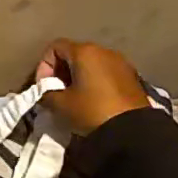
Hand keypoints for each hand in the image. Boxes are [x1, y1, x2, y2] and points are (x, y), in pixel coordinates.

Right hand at [34, 38, 149, 133]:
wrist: (132, 130)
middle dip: (61, 72)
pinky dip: (95, 82)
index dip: (44, 65)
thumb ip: (47, 94)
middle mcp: (103, 50)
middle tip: (57, 93)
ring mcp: (121, 62)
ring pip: (91, 63)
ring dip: (79, 77)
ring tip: (75, 98)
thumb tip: (46, 92)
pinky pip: (106, 72)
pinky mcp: (132, 76)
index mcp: (84, 52)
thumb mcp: (61, 105)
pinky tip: (94, 101)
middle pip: (74, 53)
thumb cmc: (91, 111)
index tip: (44, 87)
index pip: (55, 47)